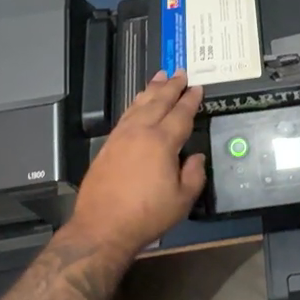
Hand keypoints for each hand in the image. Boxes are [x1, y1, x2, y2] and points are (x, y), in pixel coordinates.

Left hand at [69, 71, 206, 256]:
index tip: (198, 88)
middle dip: (171, 86)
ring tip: (160, 77)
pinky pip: (125, 115)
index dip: (191, 100)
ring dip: (151, 89)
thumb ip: (194, 175)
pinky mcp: (108, 145)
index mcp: (162, 142)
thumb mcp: (182, 200)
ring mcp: (121, 137)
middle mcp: (140, 132)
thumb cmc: (146, 215)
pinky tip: (139, 103)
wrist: (102, 227)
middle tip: (180, 72)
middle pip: (158, 102)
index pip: (180, 114)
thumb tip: (196, 158)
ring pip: (139, 105)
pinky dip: (135, 104)